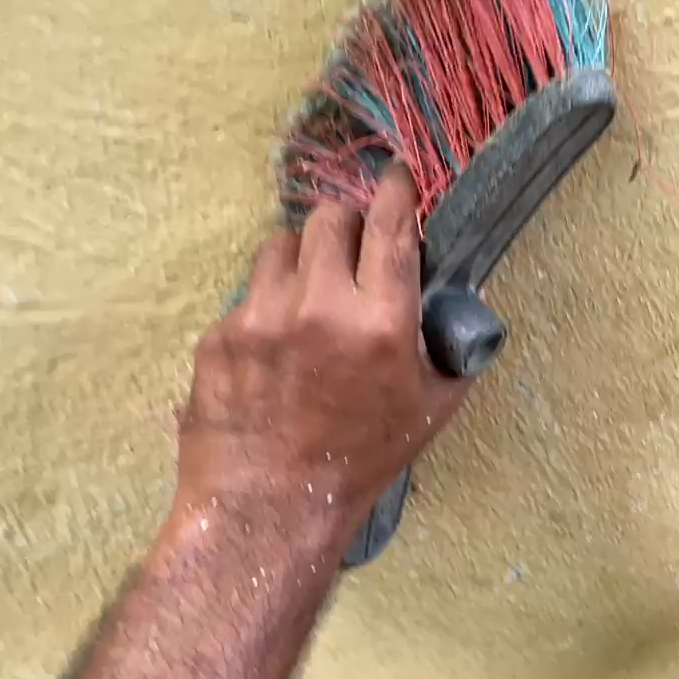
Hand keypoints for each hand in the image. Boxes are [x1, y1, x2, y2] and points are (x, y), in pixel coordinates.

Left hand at [176, 163, 470, 535]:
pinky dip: (274, 295)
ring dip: (308, 253)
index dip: (398, 191)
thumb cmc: (369, 452)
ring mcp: (262, 318)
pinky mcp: (220, 334)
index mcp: (384, 322)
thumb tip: (458, 295)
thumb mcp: (437, 400)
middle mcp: (322, 308)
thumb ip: (453, 341)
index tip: (398, 175)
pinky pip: (252, 288)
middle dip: (351, 224)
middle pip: (330, 219)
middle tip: (359, 249)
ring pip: (283, 242)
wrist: (270, 502)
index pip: (392, 229)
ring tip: (316, 286)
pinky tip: (282, 336)